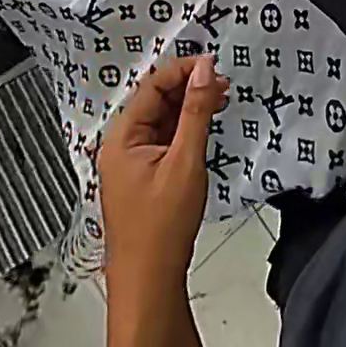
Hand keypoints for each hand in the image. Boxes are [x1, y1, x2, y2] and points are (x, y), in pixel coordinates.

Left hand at [97, 55, 230, 294]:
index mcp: (122, 138)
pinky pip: (166, 136)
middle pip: (156, 99)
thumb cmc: (162, 225)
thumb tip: (204, 69)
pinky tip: (207, 123)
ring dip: (191, 105)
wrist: (150, 282)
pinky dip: (187, 126)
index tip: (214, 65)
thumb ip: (196, 110)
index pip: (152, 85)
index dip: (183, 70)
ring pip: (163, 117)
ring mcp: (133, 160)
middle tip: (223, 84)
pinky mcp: (145, 173)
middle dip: (190, 86)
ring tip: (221, 99)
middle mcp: (122, 145)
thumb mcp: (186, 160)